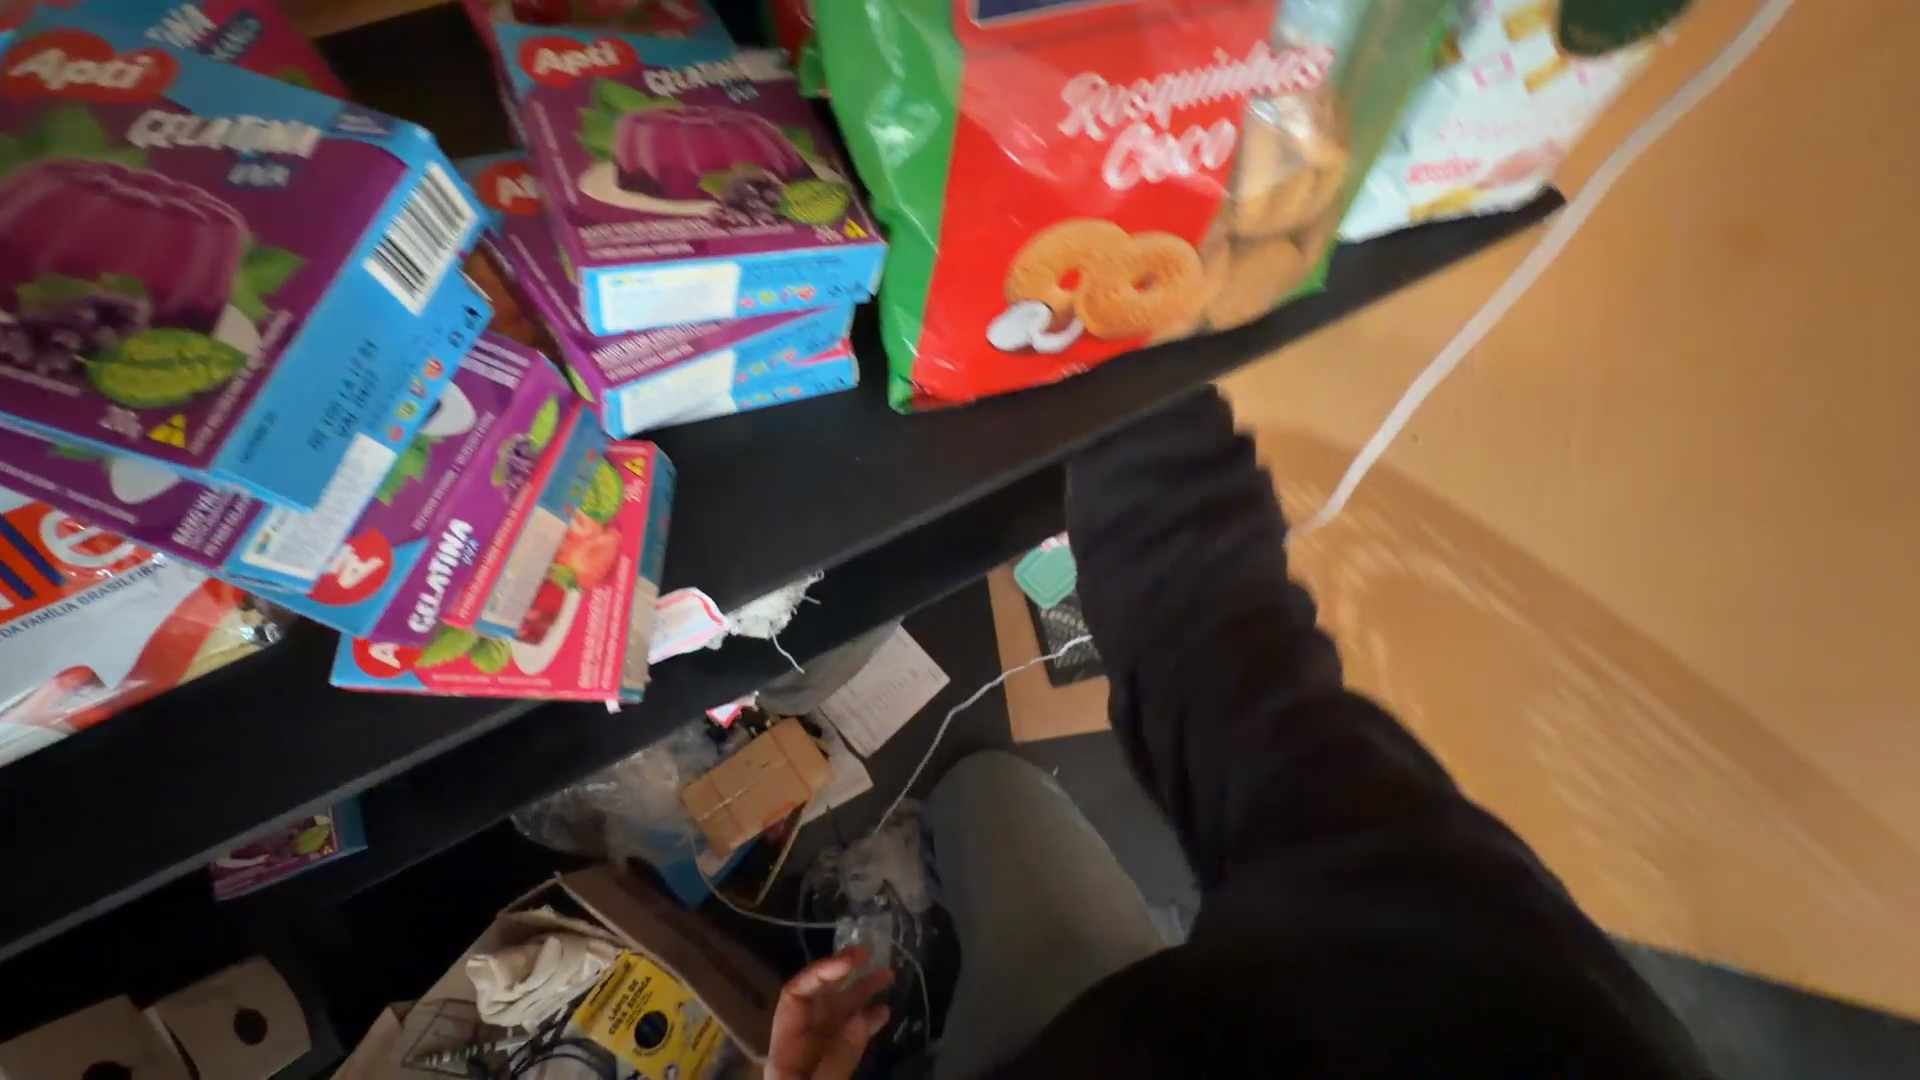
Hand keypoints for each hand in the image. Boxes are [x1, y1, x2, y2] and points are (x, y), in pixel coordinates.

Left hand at [764, 946, 894, 1079]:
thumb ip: (837, 1059)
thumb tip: (862, 1019)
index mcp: (784, 1049)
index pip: (795, 995)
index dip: (821, 972)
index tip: (850, 960)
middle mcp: (801, 1046)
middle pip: (820, 999)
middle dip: (845, 974)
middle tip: (869, 952)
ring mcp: (818, 1057)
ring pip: (840, 1015)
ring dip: (863, 993)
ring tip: (889, 974)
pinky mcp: (835, 1071)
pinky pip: (851, 1038)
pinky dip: (867, 1023)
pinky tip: (885, 1011)